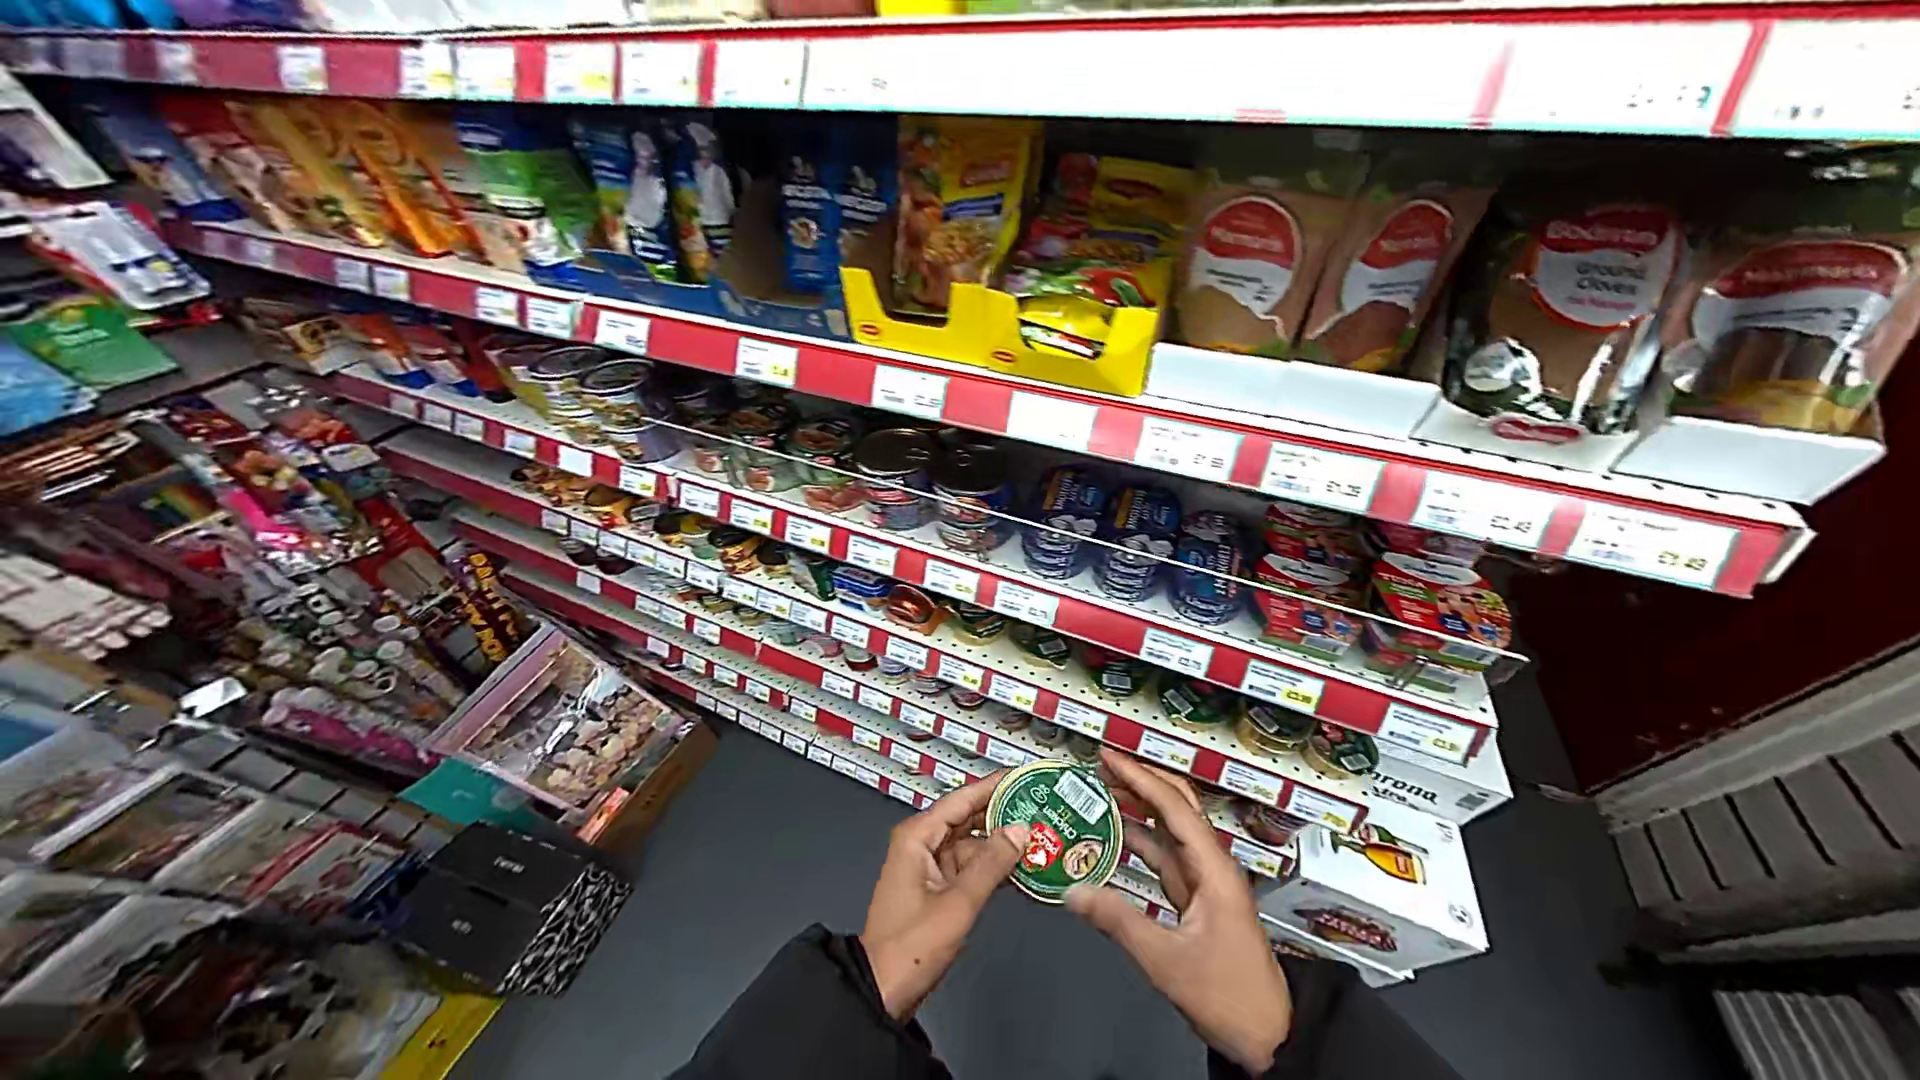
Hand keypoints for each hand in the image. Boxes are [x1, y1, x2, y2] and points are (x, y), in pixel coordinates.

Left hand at [860, 773, 1029, 1019]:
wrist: (881, 993)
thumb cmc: (913, 945)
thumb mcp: (958, 902)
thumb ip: (992, 864)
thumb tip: (1022, 829)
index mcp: (918, 836)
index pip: (962, 798)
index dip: (994, 785)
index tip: (1024, 776)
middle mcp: (922, 843)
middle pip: (968, 819)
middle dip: (1003, 814)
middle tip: (1041, 807)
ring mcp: (929, 867)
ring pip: (971, 845)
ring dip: (1001, 844)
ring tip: (1041, 836)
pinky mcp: (936, 889)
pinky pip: (969, 867)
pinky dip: (992, 867)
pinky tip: (1021, 868)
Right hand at [1066, 750, 1291, 1073]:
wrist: (1271, 1037)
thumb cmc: (1230, 997)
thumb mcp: (1167, 960)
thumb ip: (1117, 922)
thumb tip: (1073, 892)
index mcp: (1212, 869)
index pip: (1172, 805)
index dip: (1139, 776)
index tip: (1109, 757)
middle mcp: (1210, 865)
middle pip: (1176, 806)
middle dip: (1140, 780)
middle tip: (1103, 766)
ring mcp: (1204, 881)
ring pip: (1169, 829)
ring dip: (1138, 807)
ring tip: (1103, 791)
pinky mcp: (1196, 899)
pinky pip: (1164, 856)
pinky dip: (1140, 840)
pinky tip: (1117, 835)